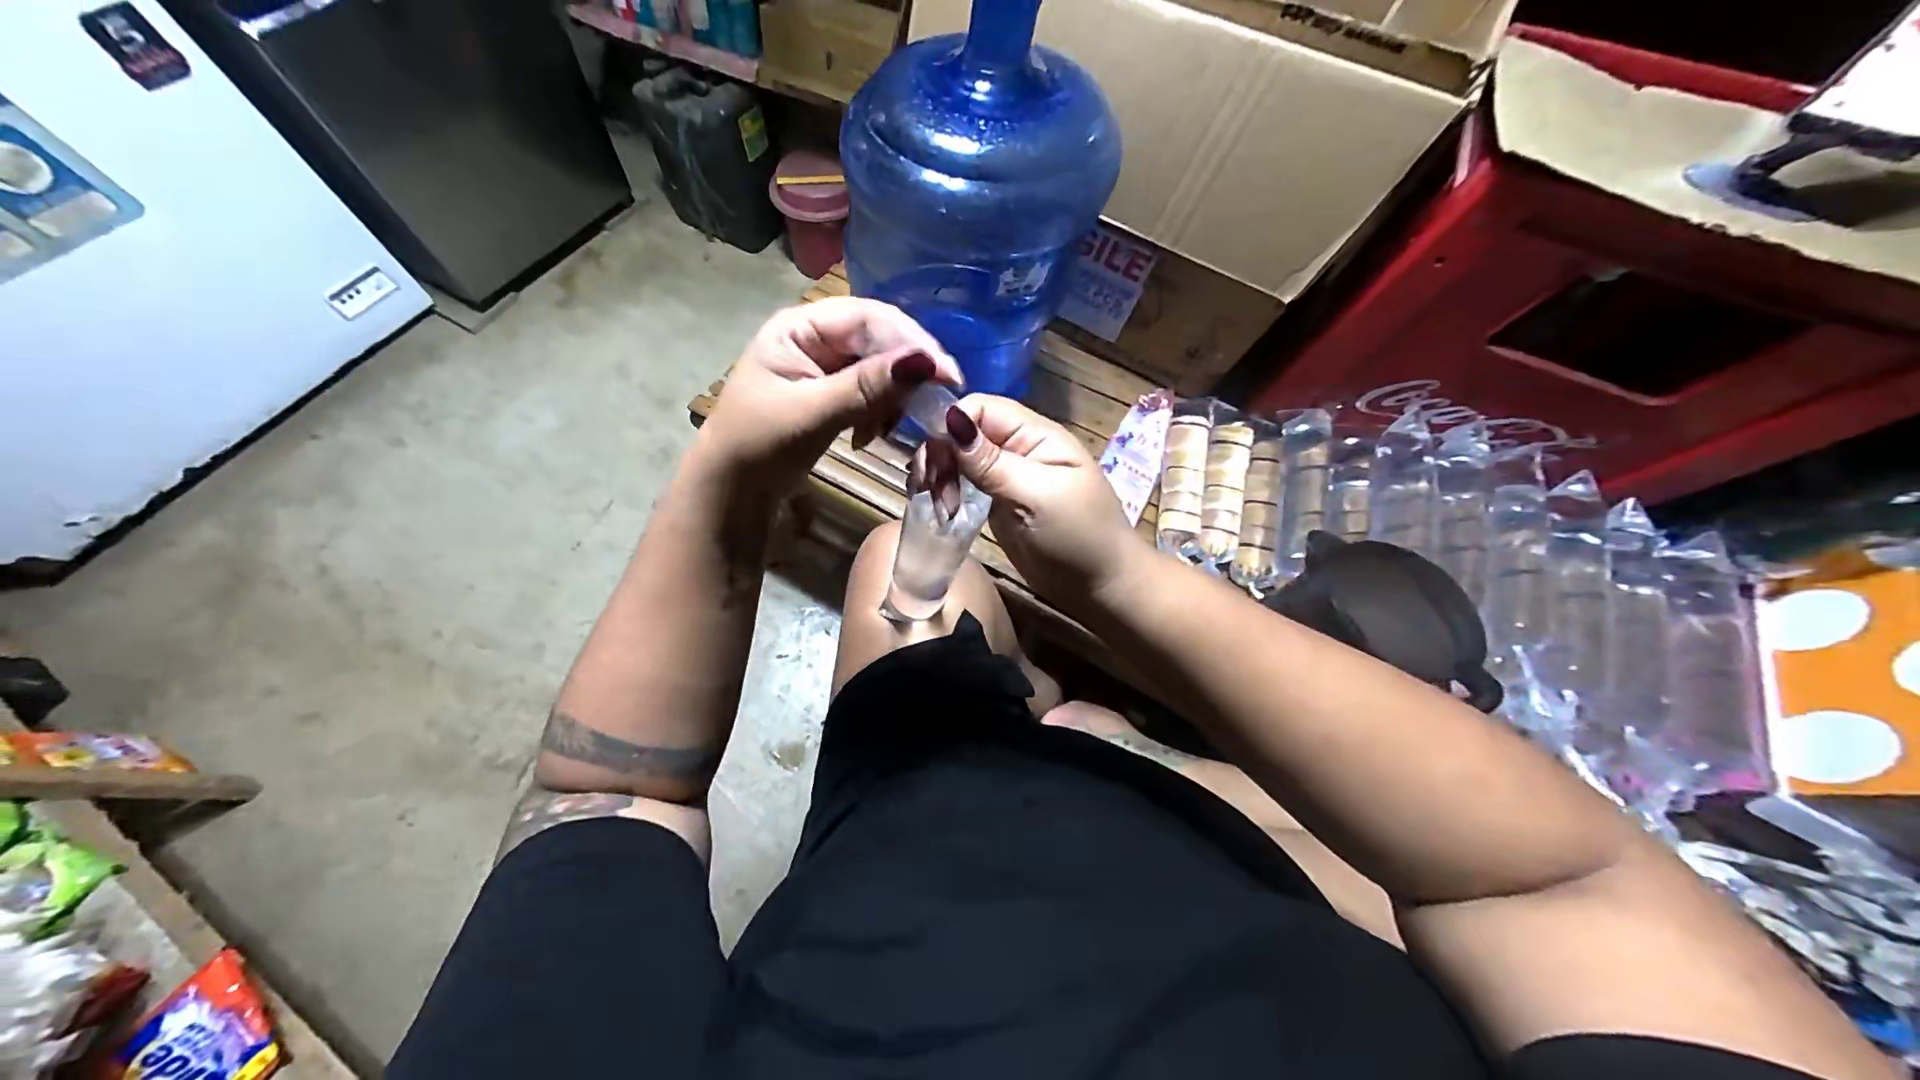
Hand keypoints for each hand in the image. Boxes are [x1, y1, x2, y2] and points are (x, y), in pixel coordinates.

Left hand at [699, 298, 961, 490]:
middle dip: (907, 372)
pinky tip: (869, 436)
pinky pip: (874, 392)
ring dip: (894, 397)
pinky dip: (881, 412)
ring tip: (885, 429)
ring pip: (881, 368)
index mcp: (799, 326)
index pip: (869, 318)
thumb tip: (925, 363)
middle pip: (880, 340)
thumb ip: (866, 387)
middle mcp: (816, 337)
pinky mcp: (834, 394)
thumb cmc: (758, 446)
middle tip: (936, 402)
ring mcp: (826, 366)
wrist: (731, 491)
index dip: (912, 342)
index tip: (947, 375)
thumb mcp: (811, 413)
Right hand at [945, 395, 1139, 608]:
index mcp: (1035, 434)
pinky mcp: (996, 502)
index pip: (980, 407)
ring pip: (957, 459)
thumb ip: (992, 462)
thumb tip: (951, 418)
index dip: (950, 425)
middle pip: (962, 432)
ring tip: (939, 507)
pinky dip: (946, 494)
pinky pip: (962, 485)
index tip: (936, 462)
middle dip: (941, 455)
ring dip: (939, 476)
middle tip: (933, 491)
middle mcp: (1017, 447)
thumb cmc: (1079, 536)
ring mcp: (1005, 476)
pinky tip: (940, 511)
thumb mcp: (1036, 496)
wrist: (1100, 585)